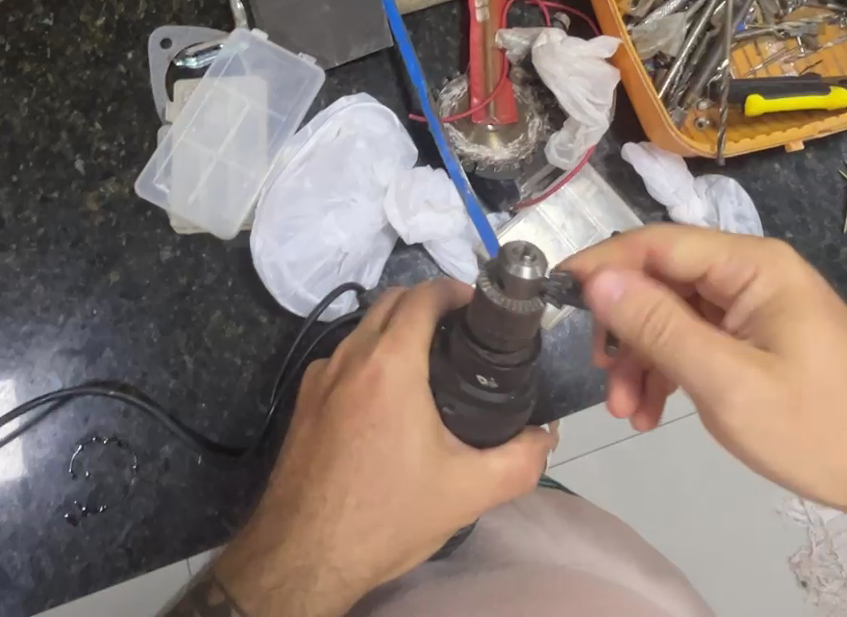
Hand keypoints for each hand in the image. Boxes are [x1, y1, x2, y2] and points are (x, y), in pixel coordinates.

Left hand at [213, 279, 554, 616]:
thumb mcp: (466, 493)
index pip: (423, 295)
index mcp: (390, 362)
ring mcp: (320, 374)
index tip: (479, 307)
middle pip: (393, 301)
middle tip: (462, 331)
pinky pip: (343, 356)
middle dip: (428, 302)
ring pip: (364, 327)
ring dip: (397, 328)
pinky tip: (386, 398)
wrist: (302, 555)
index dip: (455, 290)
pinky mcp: (303, 397)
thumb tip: (544, 436)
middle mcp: (351, 354)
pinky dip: (369, 356)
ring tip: (431, 362)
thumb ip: (518, 461)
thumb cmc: (386, 516)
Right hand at [562, 226, 846, 527]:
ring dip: (642, 358)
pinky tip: (650, 412)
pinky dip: (667, 371)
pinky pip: (694, 339)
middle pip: (662, 281)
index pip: (658, 244)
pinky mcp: (754, 337)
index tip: (558, 290)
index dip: (605, 263)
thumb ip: (658, 326)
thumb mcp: (727, 382)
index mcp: (751, 265)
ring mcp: (752, 306)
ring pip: (672, 315)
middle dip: (626, 329)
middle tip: (601, 373)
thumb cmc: (819, 428)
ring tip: (626, 410)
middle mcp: (749, 273)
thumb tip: (595, 278)